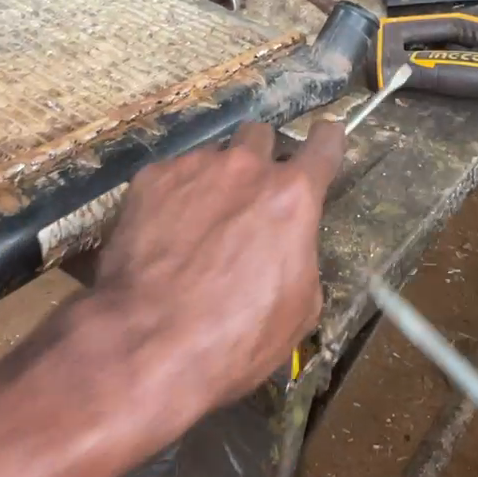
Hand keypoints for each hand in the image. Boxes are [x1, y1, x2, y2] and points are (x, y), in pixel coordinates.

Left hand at [89, 119, 343, 418]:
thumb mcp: (299, 307)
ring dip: (215, 179)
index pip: (323, 146)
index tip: (327, 135)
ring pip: (213, 156)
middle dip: (260, 158)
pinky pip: (171, 176)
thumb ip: (299, 254)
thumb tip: (286, 244)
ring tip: (199, 224)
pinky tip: (163, 235)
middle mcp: (245, 168)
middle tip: (251, 192)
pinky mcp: (151, 178)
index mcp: (291, 196)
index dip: (328, 139)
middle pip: (260, 135)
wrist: (149, 342)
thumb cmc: (237, 337)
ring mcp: (194, 167)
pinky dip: (174, 197)